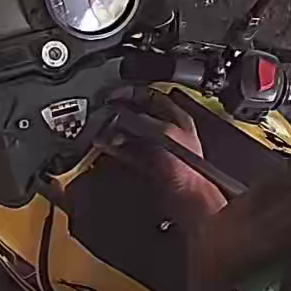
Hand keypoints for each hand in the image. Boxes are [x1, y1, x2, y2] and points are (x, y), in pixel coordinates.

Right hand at [97, 88, 228, 219]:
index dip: (132, 92)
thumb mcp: (164, 134)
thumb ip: (142, 121)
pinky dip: (115, 147)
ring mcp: (157, 147)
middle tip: (104, 114)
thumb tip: (122, 114)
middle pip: (137, 115)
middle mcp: (167, 130)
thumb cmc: (188, 167)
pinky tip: (105, 144)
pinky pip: (128, 150)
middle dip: (119, 114)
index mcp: (177, 117)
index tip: (114, 94)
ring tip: (101, 132)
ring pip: (130, 133)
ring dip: (114, 132)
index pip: (151, 96)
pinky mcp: (148, 163)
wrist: (189, 197)